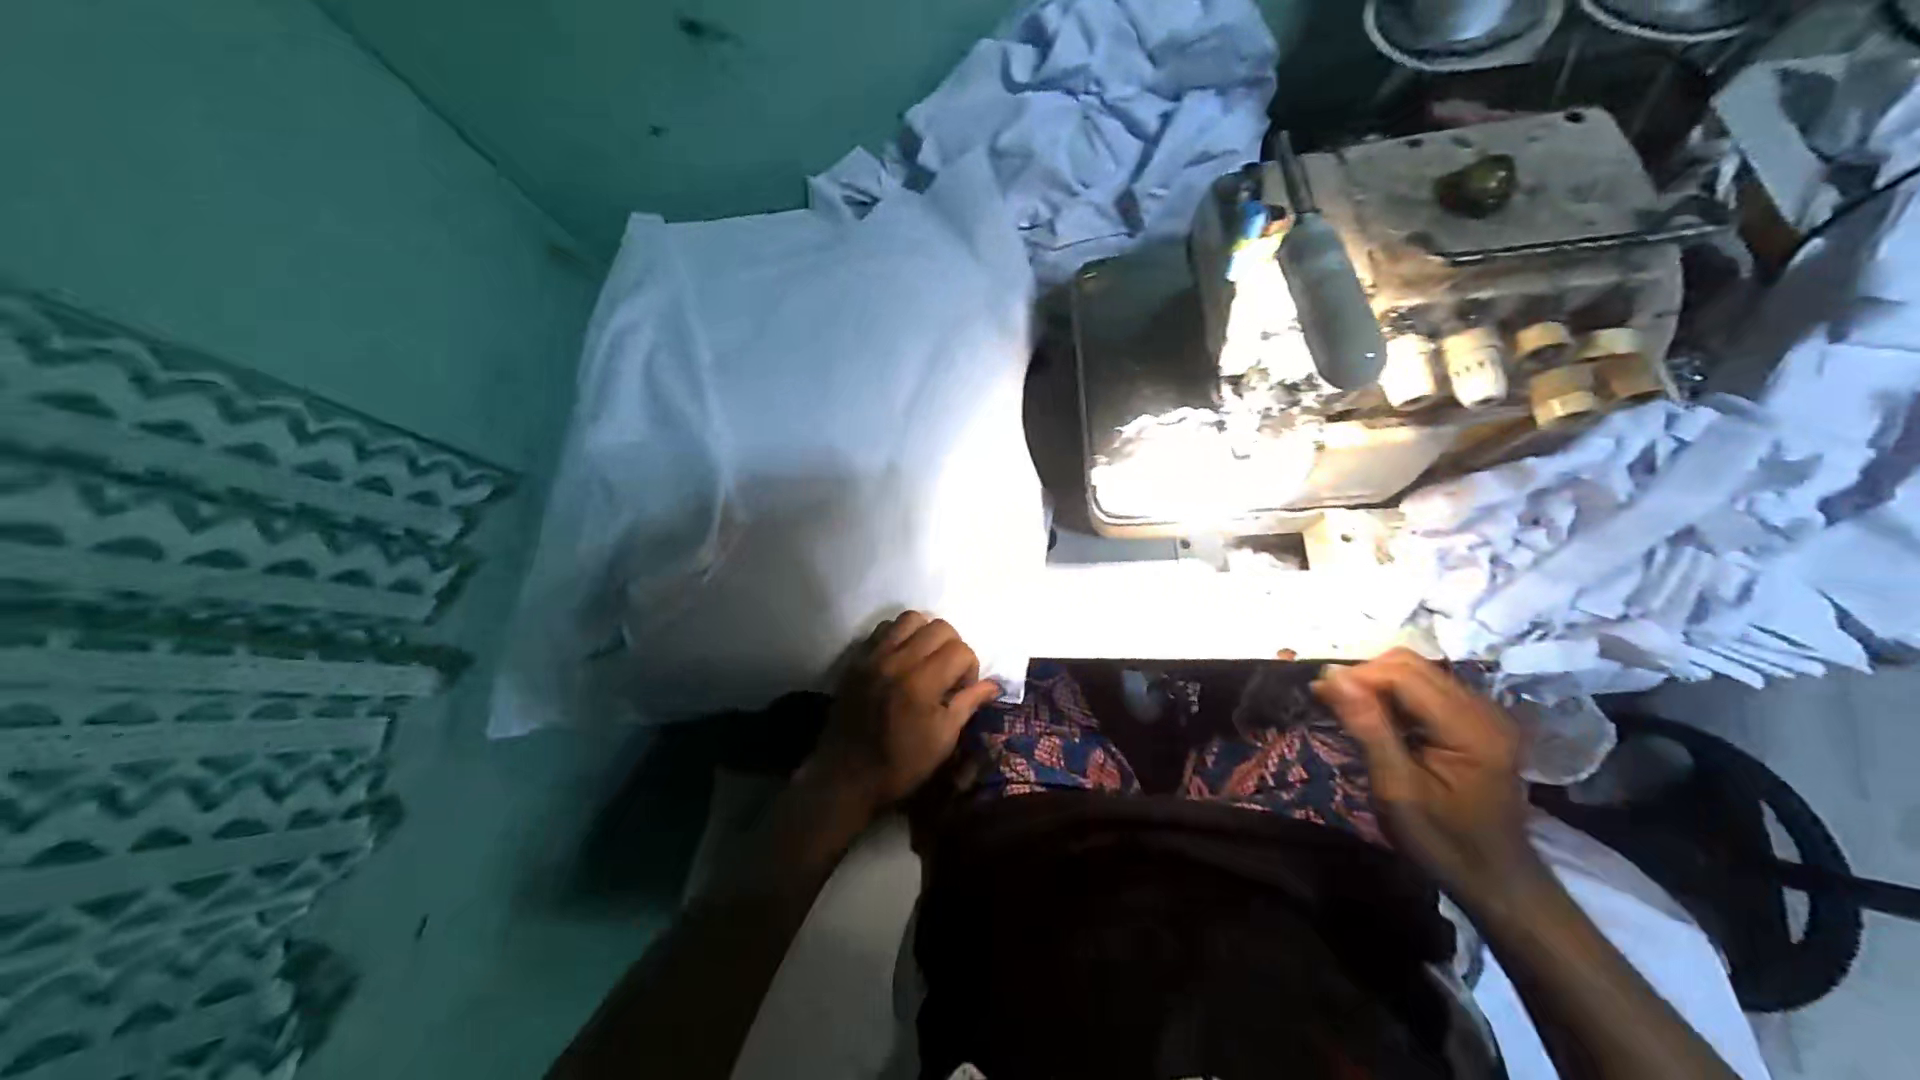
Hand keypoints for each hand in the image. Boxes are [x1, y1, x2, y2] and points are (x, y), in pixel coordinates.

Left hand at [812, 612, 1002, 815]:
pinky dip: (899, 636)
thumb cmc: (900, 765)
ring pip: (910, 618)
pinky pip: (883, 629)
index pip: (960, 650)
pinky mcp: (857, 659)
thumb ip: (968, 704)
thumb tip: (994, 685)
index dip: (970, 668)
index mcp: (921, 684)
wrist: (846, 777)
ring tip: (926, 660)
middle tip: (948, 673)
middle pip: (939, 627)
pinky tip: (902, 660)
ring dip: (926, 634)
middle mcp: (897, 661)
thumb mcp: (943, 740)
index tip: (962, 690)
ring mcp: (873, 657)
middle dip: (953, 646)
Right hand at [1311, 648, 1543, 904]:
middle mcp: (1484, 711)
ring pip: (1418, 672)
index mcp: (1471, 729)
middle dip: (1364, 675)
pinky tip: (1376, 717)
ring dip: (1376, 682)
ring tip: (1347, 707)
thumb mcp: (1397, 789)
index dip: (1356, 676)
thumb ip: (1368, 728)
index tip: (1318, 692)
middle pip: (1412, 665)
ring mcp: (1484, 714)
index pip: (1404, 675)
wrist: (1497, 880)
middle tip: (1330, 700)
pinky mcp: (1476, 722)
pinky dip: (1394, 693)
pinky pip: (1427, 688)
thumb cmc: (1444, 841)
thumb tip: (1331, 677)